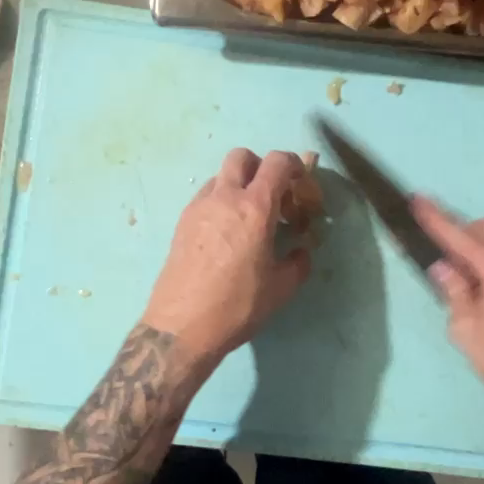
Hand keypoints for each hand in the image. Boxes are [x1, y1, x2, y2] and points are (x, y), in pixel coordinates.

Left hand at [142, 149, 312, 364]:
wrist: (182, 326)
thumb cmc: (238, 306)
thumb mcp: (281, 289)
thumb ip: (298, 263)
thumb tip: (301, 251)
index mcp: (254, 208)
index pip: (277, 163)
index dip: (295, 165)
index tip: (301, 184)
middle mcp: (224, 198)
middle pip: (242, 157)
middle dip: (261, 167)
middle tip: (273, 196)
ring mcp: (198, 208)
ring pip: (221, 176)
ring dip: (238, 185)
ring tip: (249, 218)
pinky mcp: (182, 223)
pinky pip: (205, 197)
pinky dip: (220, 202)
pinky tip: (227, 234)